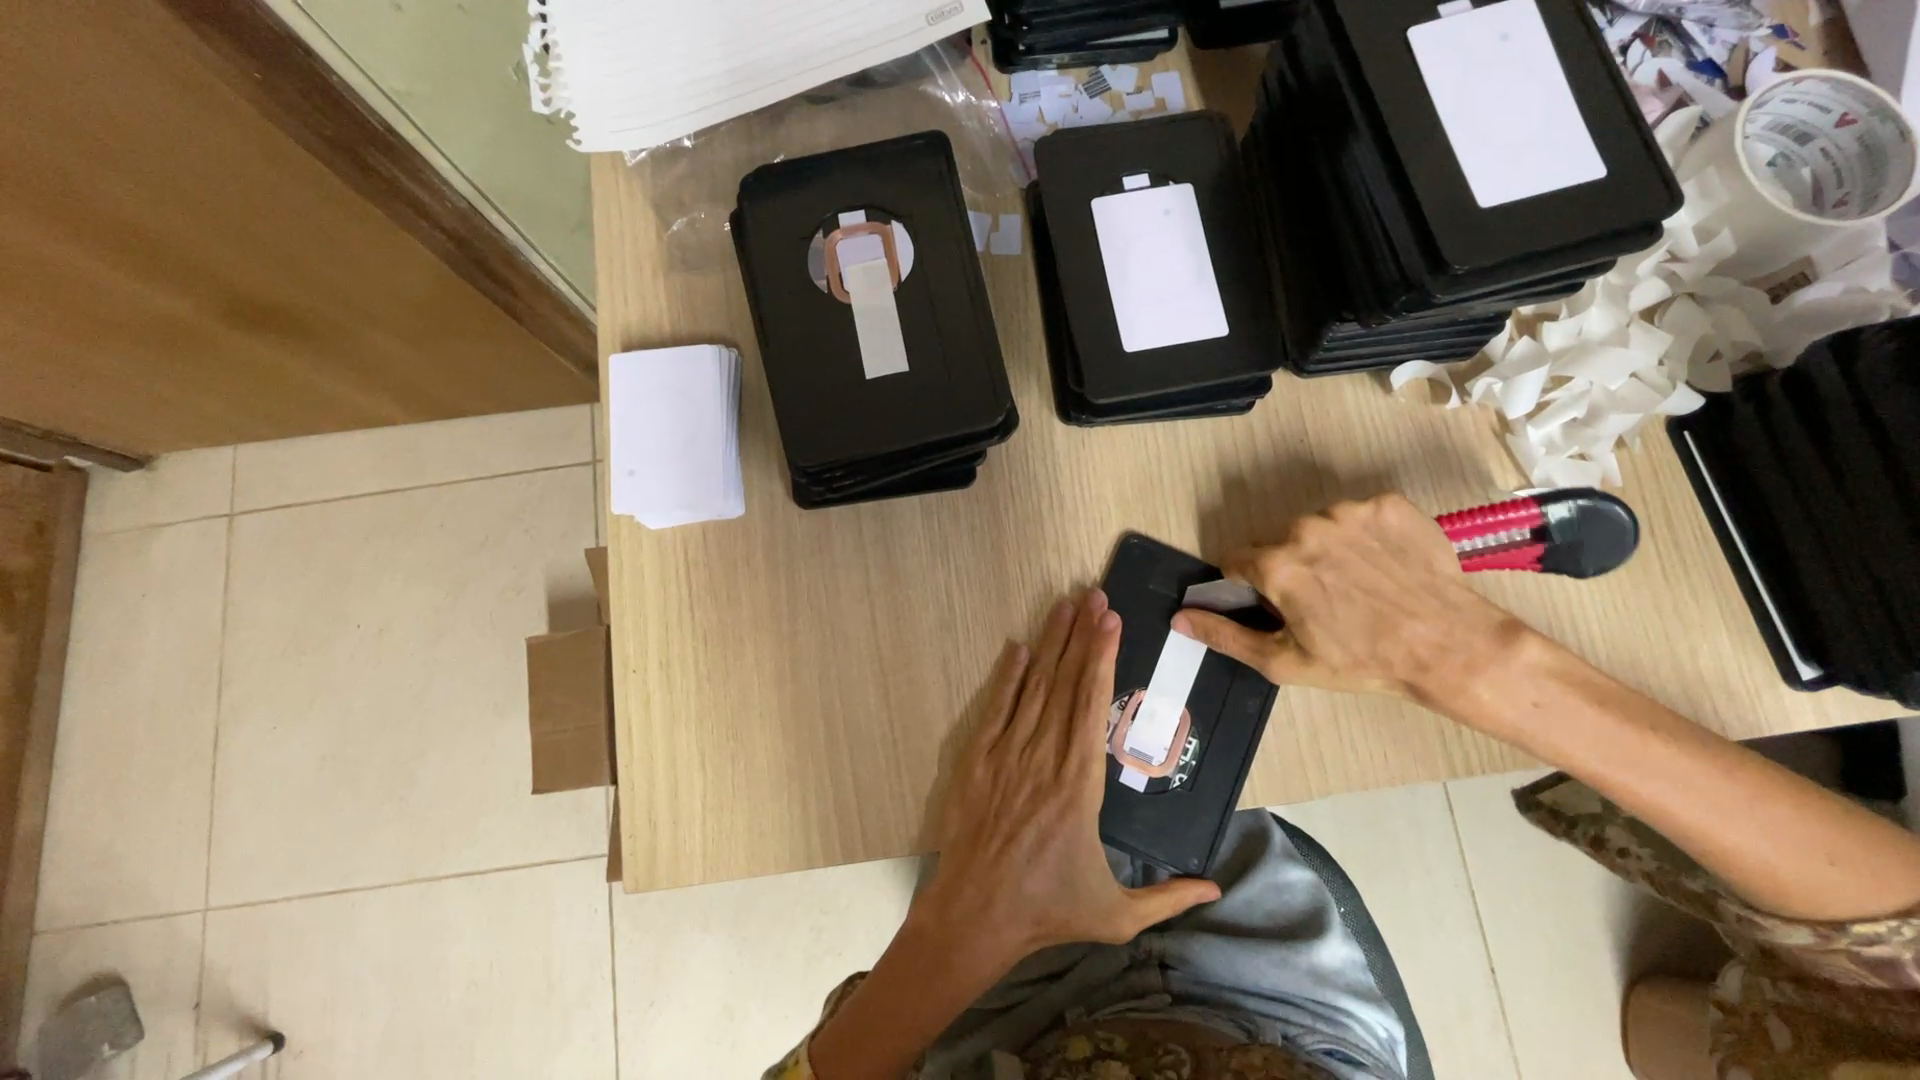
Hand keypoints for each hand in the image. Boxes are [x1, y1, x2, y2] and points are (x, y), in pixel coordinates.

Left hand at [916, 590, 1221, 967]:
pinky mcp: (975, 764)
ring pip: (1031, 689)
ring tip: (1062, 606)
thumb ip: (1169, 898)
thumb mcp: (1117, 915)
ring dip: (1048, 645)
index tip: (1111, 621)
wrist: (974, 918)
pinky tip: (1016, 649)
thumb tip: (1217, 890)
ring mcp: (1005, 757)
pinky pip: (993, 710)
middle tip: (1093, 595)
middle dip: (1081, 636)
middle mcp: (1043, 759)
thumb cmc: (1048, 911)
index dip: (1102, 658)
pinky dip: (1005, 678)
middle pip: (1065, 684)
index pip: (1092, 706)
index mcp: (1080, 785)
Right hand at [1171, 494, 1536, 711]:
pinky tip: (1385, 567)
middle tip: (1324, 604)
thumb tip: (1180, 618)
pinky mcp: (1388, 504)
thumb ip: (1225, 634)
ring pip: (1318, 527)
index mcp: (1276, 564)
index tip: (1276, 607)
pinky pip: (1360, 516)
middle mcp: (1306, 528)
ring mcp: (1350, 512)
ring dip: (1327, 550)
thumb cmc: (1362, 660)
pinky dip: (1366, 537)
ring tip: (1360, 586)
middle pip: (1278, 543)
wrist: (1449, 646)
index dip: (1250, 587)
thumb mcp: (1284, 661)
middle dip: (1290, 568)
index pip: (1236, 561)